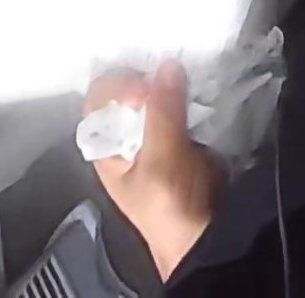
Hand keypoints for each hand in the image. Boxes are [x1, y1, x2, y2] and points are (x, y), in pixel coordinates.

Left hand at [85, 62, 217, 280]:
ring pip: (151, 91)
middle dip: (144, 76)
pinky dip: (183, 88)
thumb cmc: (170, 206)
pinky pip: (176, 99)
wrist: (205, 238)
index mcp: (106, 145)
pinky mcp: (179, 129)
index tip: (144, 86)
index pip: (99, 98)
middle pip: (124, 89)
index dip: (117, 86)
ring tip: (181, 76)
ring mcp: (152, 130)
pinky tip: (192, 83)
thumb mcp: (162, 161)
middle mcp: (124, 133)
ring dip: (165, 79)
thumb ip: (162, 113)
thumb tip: (168, 65)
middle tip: (166, 78)